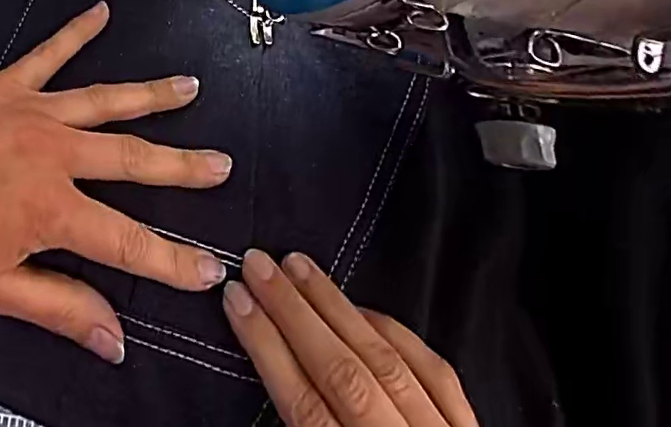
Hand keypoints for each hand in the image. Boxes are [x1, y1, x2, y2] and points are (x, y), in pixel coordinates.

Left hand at [0, 2, 231, 363]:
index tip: (210, 267)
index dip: (173, 261)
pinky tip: (101, 12)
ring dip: (152, 95)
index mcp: (49, 210)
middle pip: (133, 160)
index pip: (127, 242)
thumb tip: (113, 340)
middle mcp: (53, 155)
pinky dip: (78, 31)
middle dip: (184, 167)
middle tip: (221, 164)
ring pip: (107, 101)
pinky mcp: (7, 88)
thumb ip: (59, 309)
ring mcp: (33, 114)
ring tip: (190, 86)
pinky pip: (50, 54)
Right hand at [223, 251, 477, 426]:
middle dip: (293, 311)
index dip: (267, 348)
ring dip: (336, 306)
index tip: (237, 301)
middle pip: (343, 371)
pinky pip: (433, 369)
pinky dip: (393, 332)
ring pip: (385, 359)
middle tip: (258, 263)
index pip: (305, 408)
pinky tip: (362, 307)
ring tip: (297, 265)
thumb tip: (272, 383)